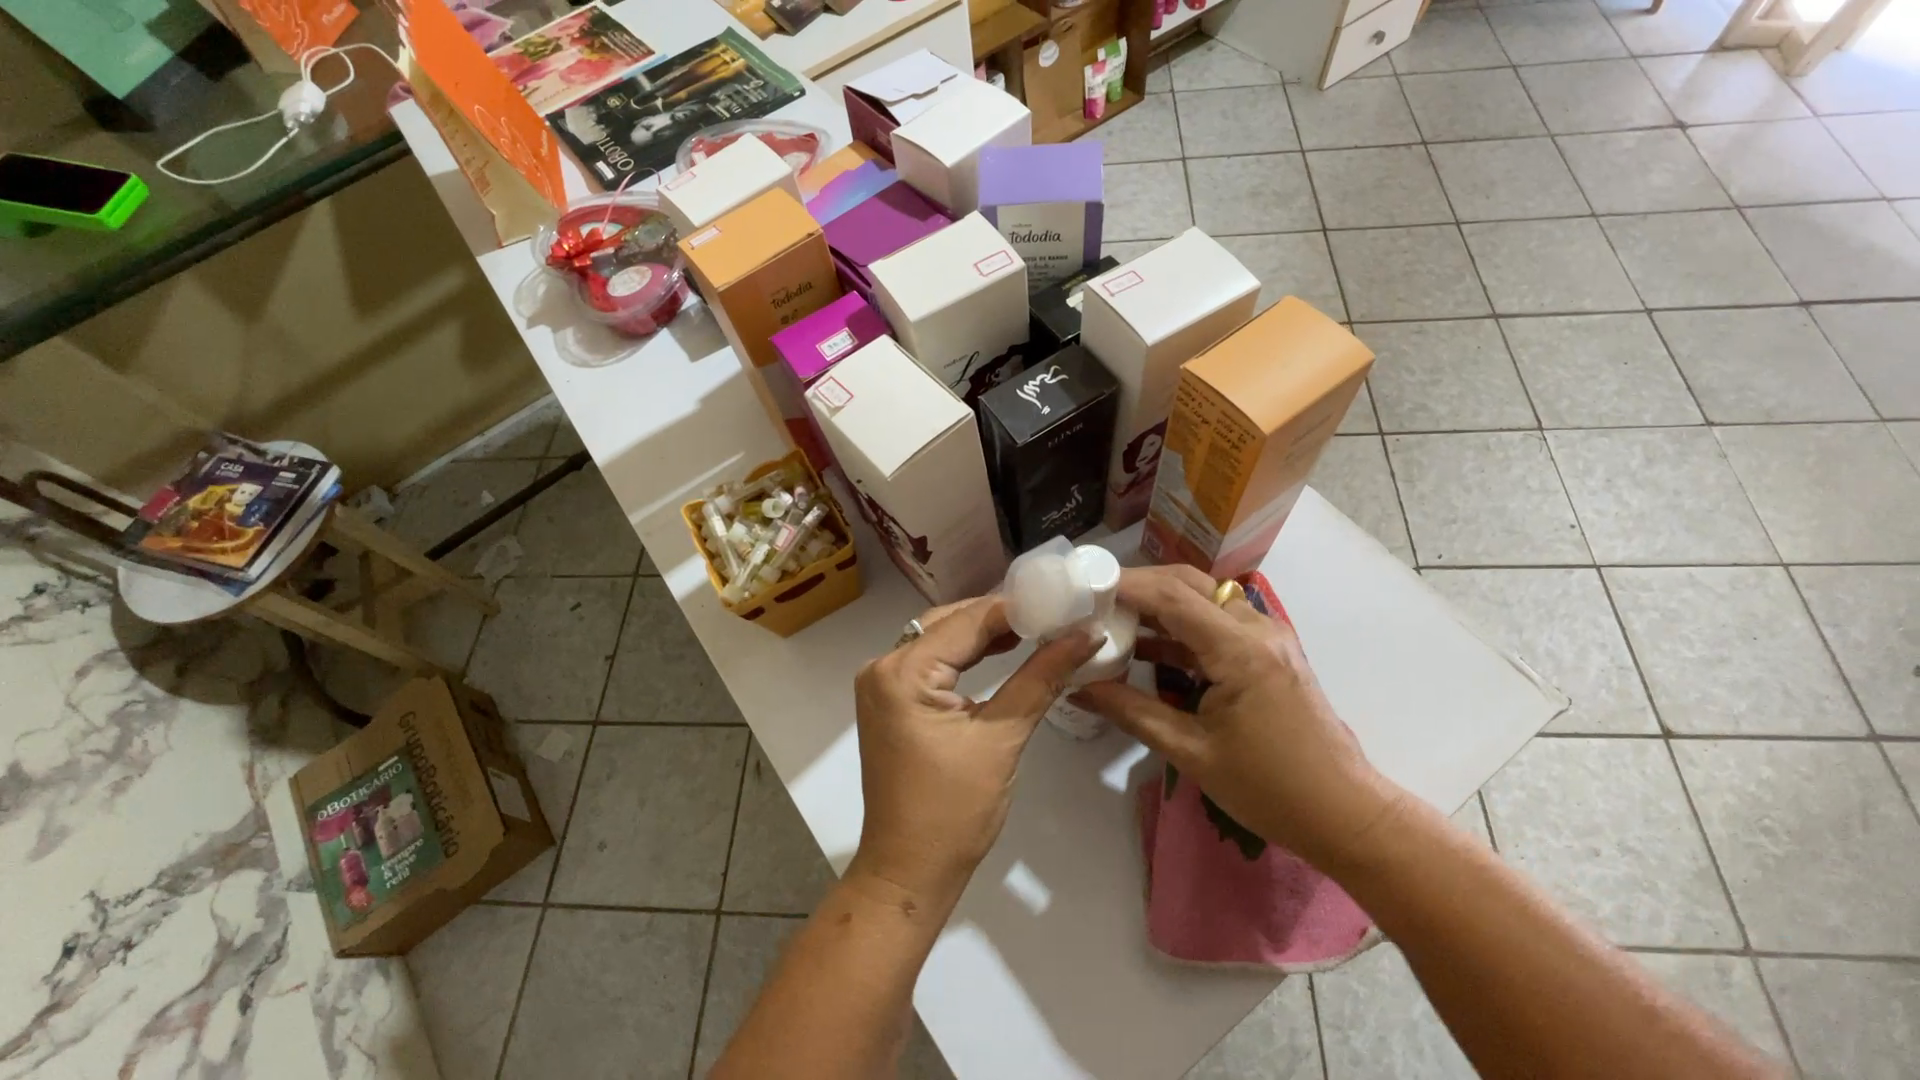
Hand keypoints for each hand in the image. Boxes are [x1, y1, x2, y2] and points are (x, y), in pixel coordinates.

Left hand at [851, 597, 1100, 901]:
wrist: (911, 868)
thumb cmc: (955, 810)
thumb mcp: (1003, 737)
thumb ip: (1041, 677)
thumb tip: (1084, 634)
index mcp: (902, 672)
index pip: (968, 621)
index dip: (1018, 608)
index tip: (1065, 598)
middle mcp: (883, 666)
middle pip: (950, 623)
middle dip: (1003, 616)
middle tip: (1056, 610)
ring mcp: (882, 684)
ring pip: (941, 639)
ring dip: (986, 633)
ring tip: (1040, 625)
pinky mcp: (891, 701)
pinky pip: (932, 663)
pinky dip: (967, 656)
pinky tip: (1005, 650)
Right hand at [1074, 565, 1405, 871]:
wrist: (1343, 812)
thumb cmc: (1268, 787)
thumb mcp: (1191, 752)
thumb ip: (1132, 712)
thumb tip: (1079, 688)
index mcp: (1240, 649)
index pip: (1172, 597)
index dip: (1126, 586)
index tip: (1084, 588)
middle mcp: (1258, 629)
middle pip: (1190, 584)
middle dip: (1140, 586)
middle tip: (1094, 600)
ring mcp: (1268, 639)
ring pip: (1206, 600)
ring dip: (1161, 605)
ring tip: (1112, 621)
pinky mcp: (1270, 655)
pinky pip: (1219, 624)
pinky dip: (1182, 628)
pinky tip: (1148, 650)